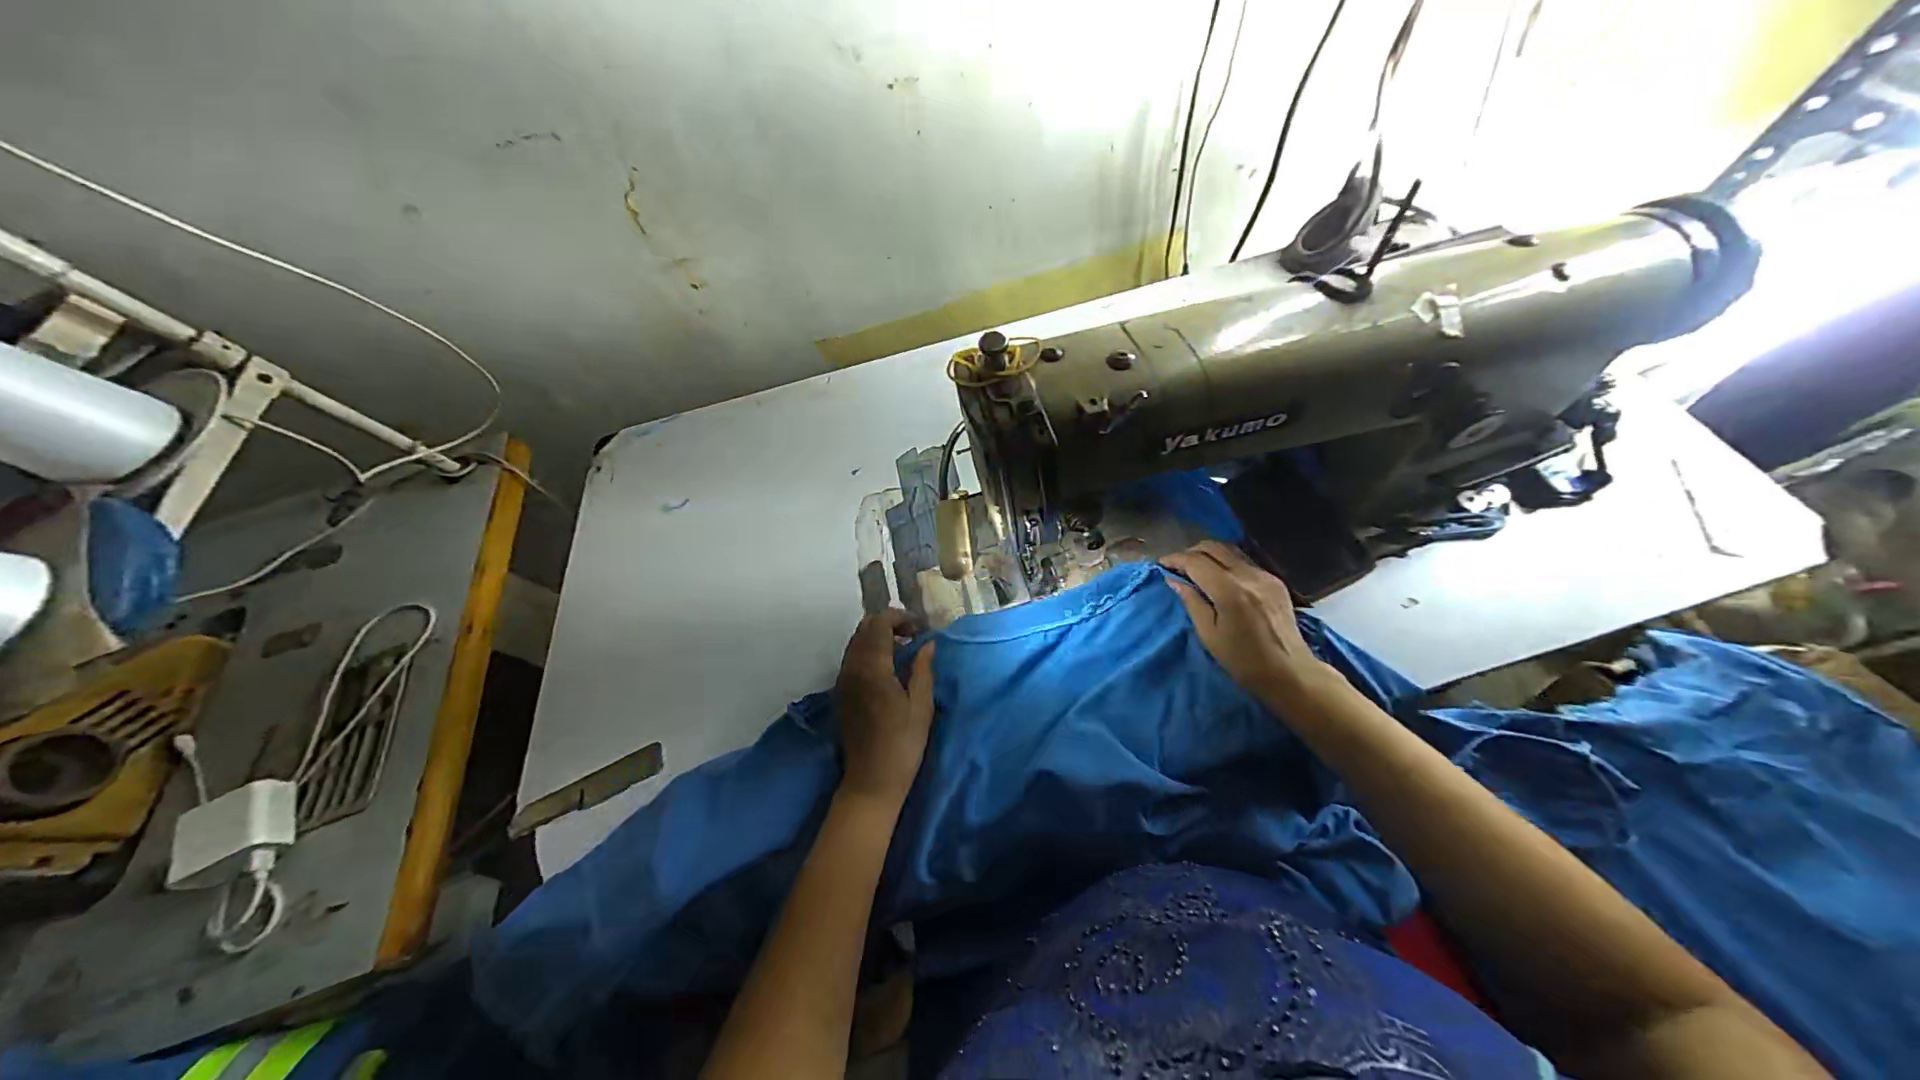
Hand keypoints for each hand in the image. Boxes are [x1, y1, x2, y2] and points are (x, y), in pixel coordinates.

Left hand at [833, 610, 937, 805]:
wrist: (871, 781)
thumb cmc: (903, 745)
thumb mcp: (922, 705)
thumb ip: (923, 668)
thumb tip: (928, 643)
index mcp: (872, 669)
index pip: (879, 624)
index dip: (900, 618)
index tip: (921, 628)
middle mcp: (851, 668)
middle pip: (864, 628)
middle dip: (889, 623)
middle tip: (915, 634)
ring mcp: (843, 680)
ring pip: (856, 642)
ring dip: (879, 637)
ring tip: (905, 648)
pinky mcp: (841, 692)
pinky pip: (853, 658)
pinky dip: (870, 651)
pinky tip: (889, 666)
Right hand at [1160, 541, 1335, 705]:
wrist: (1289, 672)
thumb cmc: (1243, 660)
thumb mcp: (1209, 634)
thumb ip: (1192, 602)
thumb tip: (1174, 580)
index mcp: (1230, 591)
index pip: (1196, 562)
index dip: (1176, 559)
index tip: (1162, 564)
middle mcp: (1249, 576)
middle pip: (1214, 547)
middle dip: (1191, 552)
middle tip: (1177, 565)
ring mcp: (1265, 576)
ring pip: (1230, 550)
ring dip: (1209, 554)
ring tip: (1195, 568)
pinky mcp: (1274, 581)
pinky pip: (1244, 561)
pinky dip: (1226, 562)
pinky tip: (1219, 577)